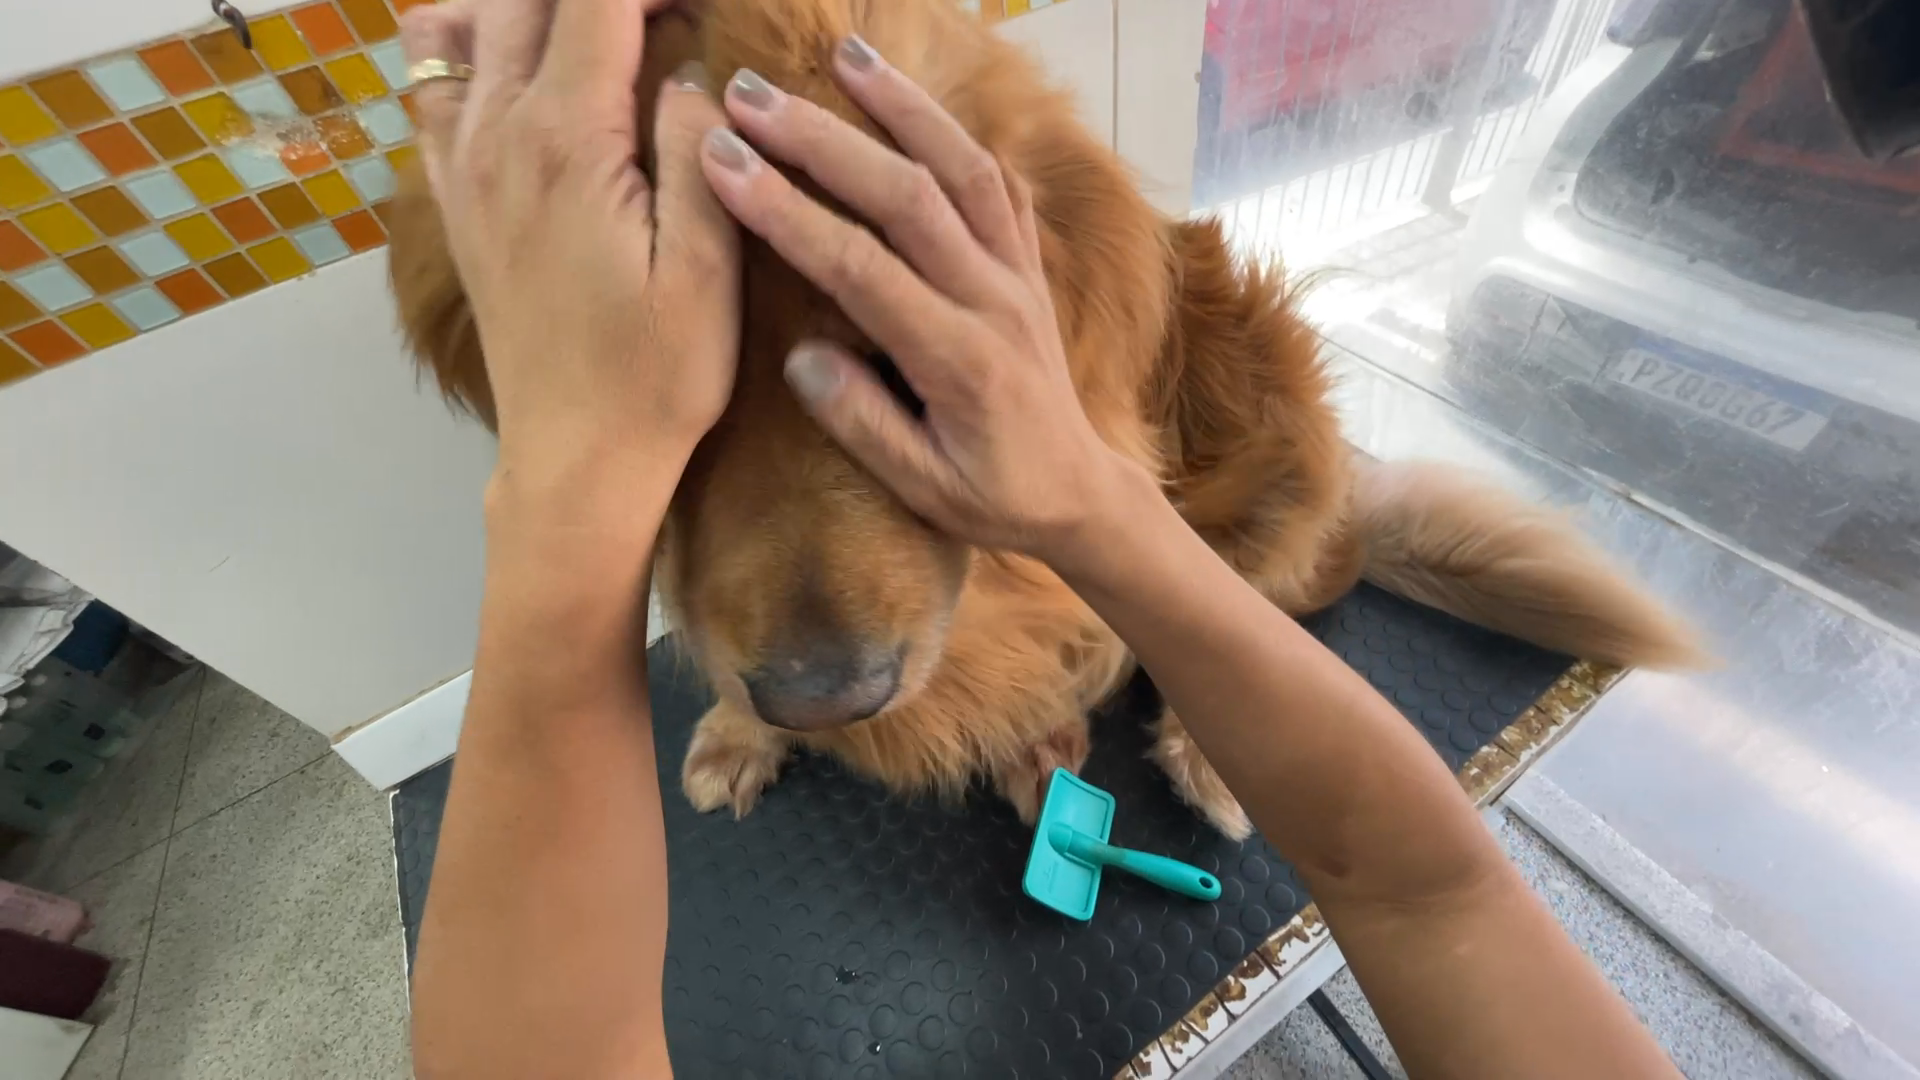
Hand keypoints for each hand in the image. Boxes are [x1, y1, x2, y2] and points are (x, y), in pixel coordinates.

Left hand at [401, 0, 739, 481]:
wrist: (578, 455)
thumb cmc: (656, 379)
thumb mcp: (704, 278)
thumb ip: (698, 160)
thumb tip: (691, 77)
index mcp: (567, 143)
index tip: (703, 4)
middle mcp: (496, 135)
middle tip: (667, 18)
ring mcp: (462, 168)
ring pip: (469, 25)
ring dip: (535, 8)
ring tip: (600, 34)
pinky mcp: (456, 204)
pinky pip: (432, 85)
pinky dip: (468, 47)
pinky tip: (510, 66)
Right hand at [696, 40, 1138, 561]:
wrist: (1078, 492)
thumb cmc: (999, 499)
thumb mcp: (925, 487)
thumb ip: (863, 423)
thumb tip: (803, 357)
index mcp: (959, 359)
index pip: (860, 267)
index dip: (788, 212)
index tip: (724, 161)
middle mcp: (994, 302)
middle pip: (907, 197)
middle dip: (822, 140)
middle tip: (751, 95)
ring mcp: (1020, 280)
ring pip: (963, 172)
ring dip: (903, 109)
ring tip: (846, 55)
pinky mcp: (1032, 274)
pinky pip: (1002, 192)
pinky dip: (963, 142)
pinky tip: (925, 113)